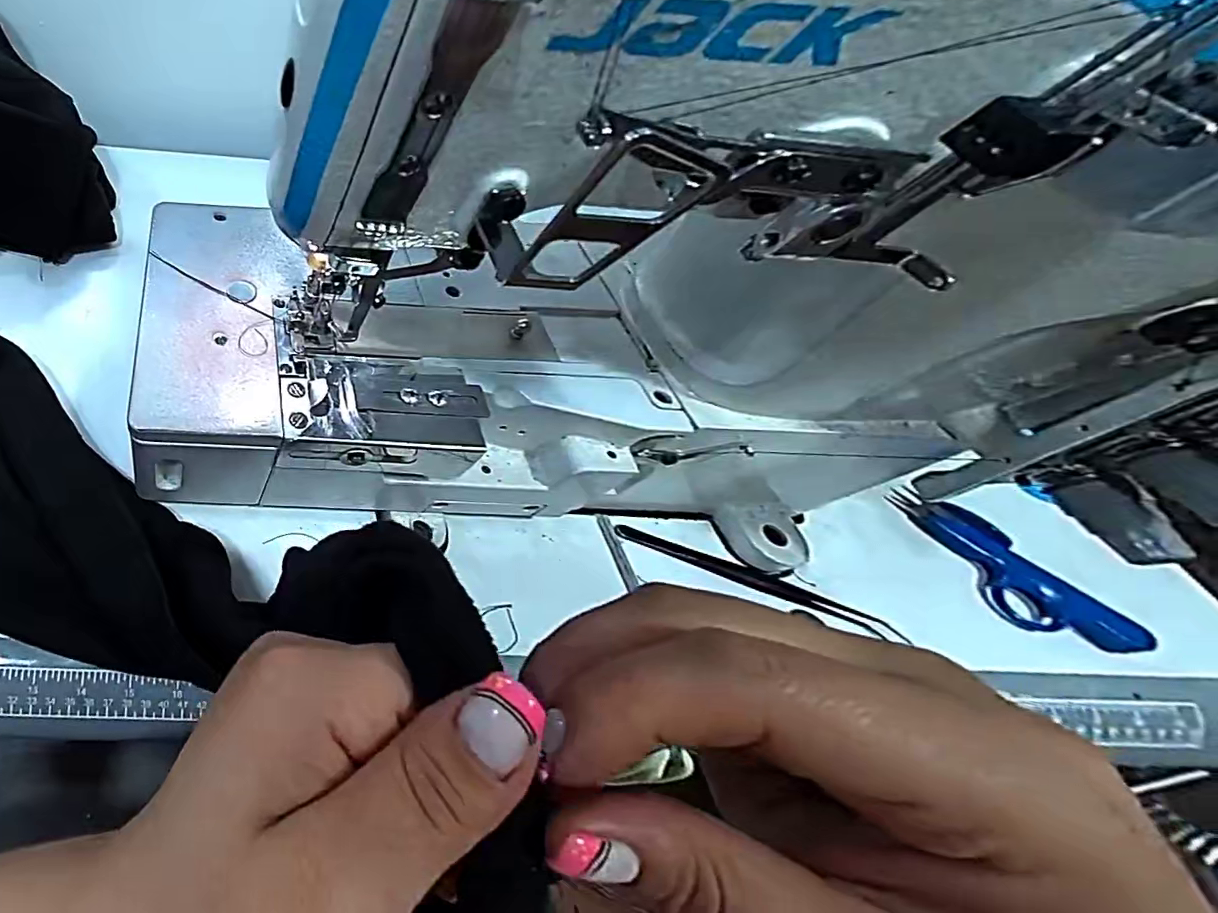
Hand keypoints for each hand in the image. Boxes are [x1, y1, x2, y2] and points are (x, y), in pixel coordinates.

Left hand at [110, 631, 540, 911]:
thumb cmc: (222, 911)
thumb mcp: (337, 873)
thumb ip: (428, 790)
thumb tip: (517, 707)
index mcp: (309, 668)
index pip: (441, 686)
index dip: (464, 772)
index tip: (451, 852)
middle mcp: (298, 656)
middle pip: (422, 708)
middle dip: (437, 792)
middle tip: (402, 876)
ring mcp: (290, 687)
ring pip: (402, 734)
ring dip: (409, 805)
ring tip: (371, 870)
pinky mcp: (289, 721)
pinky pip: (367, 746)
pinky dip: (378, 801)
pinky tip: (353, 850)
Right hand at [521, 585, 1204, 912]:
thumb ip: (722, 891)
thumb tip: (573, 833)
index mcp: (975, 758)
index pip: (745, 673)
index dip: (623, 701)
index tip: (551, 762)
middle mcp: (914, 684)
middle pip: (700, 619)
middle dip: (589, 664)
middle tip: (528, 741)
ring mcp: (860, 676)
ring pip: (686, 618)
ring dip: (598, 665)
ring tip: (556, 739)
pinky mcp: (816, 692)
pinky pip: (698, 654)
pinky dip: (630, 684)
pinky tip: (605, 733)